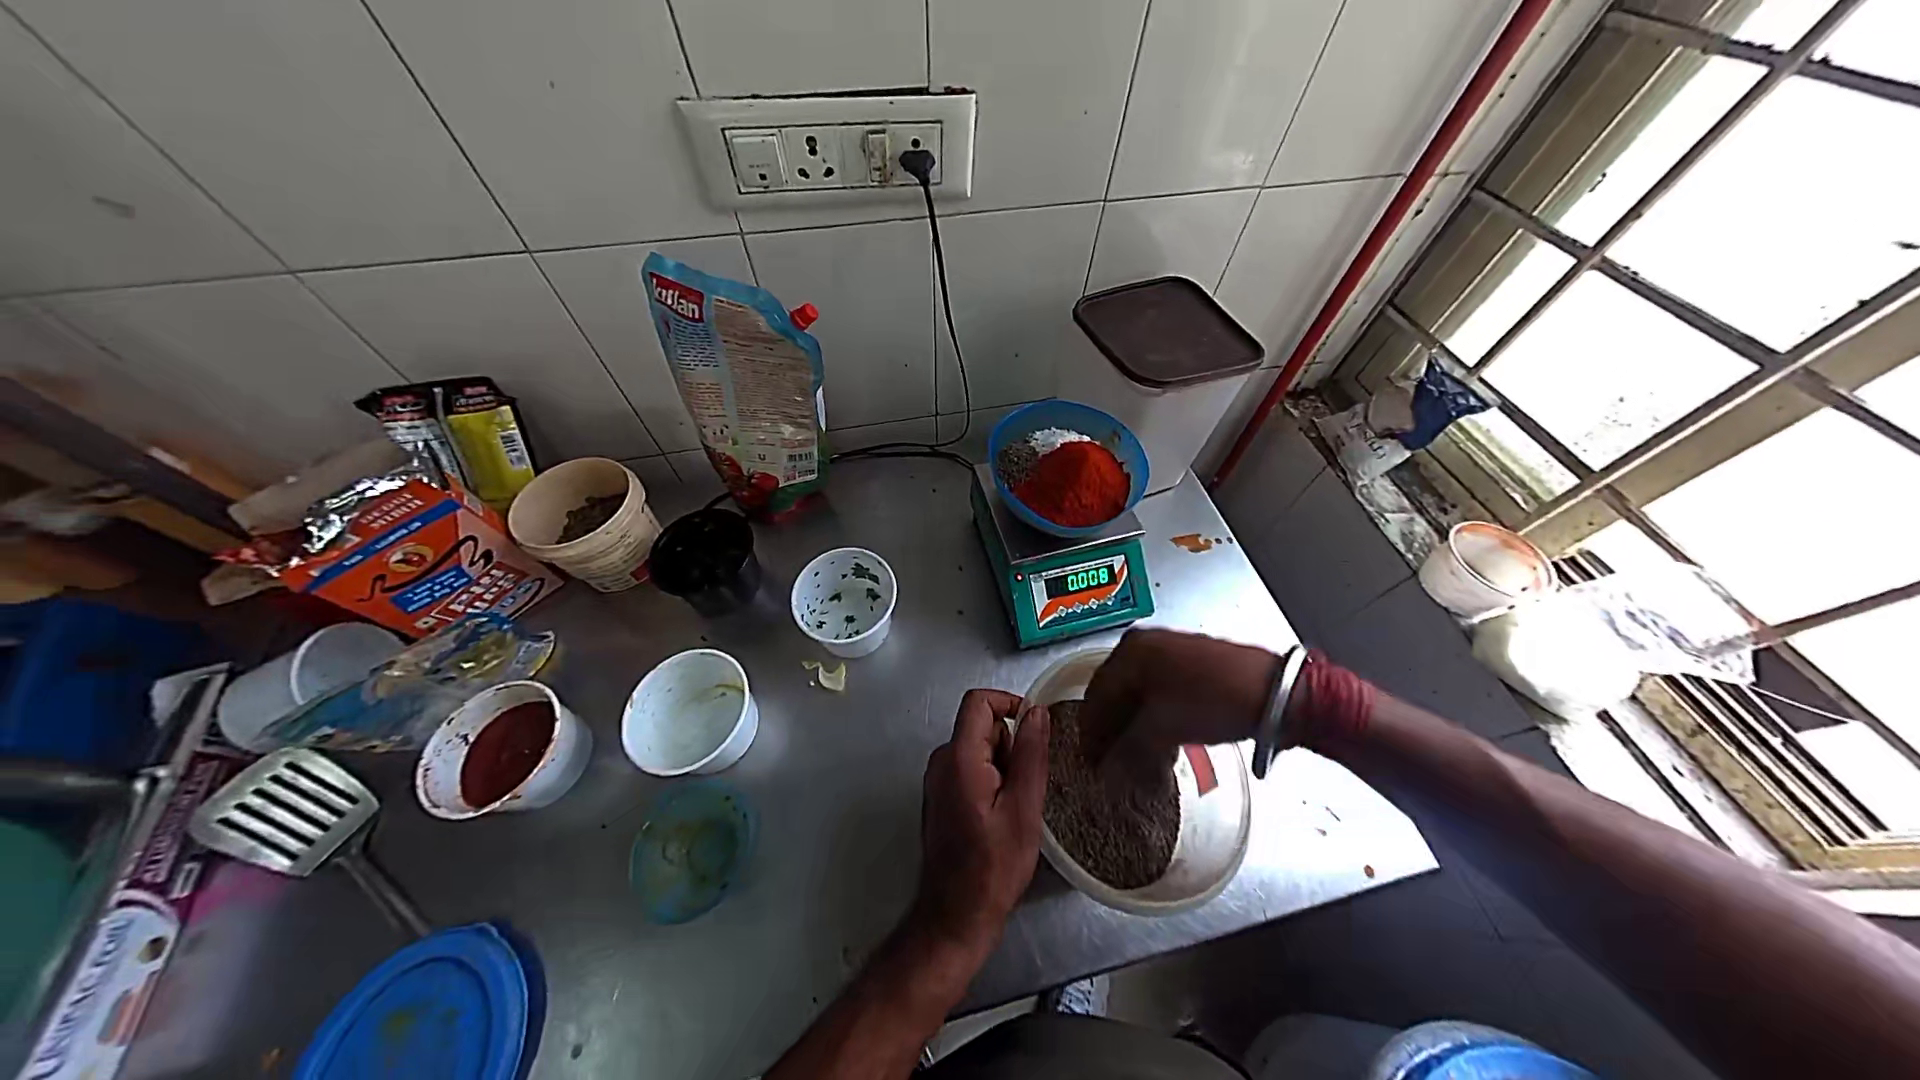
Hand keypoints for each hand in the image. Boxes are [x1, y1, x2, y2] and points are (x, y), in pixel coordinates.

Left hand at [909, 689, 1048, 958]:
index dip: (1010, 703)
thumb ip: (1030, 754)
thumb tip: (1037, 711)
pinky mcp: (941, 795)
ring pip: (979, 747)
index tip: (1036, 729)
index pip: (979, 701)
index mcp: (959, 757)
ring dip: (1003, 766)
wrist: (956, 914)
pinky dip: (991, 780)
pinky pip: (971, 767)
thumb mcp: (1023, 808)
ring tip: (1013, 808)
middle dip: (1010, 745)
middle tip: (1025, 788)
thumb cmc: (993, 866)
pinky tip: (999, 816)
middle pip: (982, 725)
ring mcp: (937, 778)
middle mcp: (941, 761)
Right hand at [1081, 628, 1280, 784]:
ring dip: (1133, 727)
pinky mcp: (1192, 665)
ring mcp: (1170, 652)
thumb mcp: (1162, 729)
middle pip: (1115, 694)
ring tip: (1135, 758)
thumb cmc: (1220, 699)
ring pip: (1137, 695)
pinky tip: (1159, 742)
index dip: (1091, 734)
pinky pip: (1158, 693)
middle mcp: (1146, 644)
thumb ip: (1126, 748)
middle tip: (1108, 762)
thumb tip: (1109, 765)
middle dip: (1112, 731)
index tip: (1091, 760)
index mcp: (1131, 650)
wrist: (1275, 694)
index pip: (1095, 696)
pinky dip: (1153, 718)